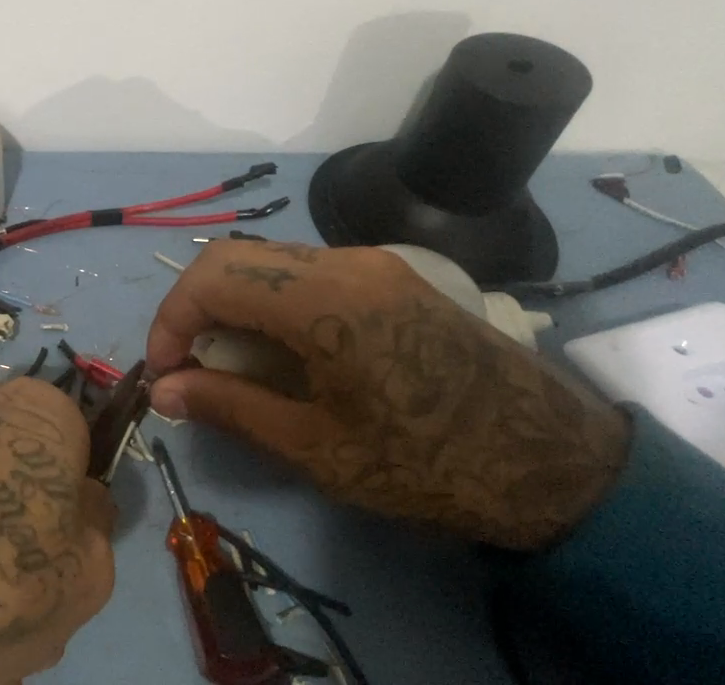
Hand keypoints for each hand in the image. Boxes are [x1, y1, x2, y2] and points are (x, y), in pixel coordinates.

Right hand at [146, 240, 631, 551]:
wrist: (561, 468)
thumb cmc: (429, 464)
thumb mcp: (317, 448)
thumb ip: (229, 407)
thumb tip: (163, 390)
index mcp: (325, 299)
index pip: (211, 279)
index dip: (170, 321)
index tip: (164, 372)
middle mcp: (344, 262)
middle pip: (232, 257)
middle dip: (193, 308)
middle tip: (187, 363)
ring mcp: (371, 264)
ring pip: (266, 260)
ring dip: (229, 303)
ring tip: (227, 361)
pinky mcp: (389, 278)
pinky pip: (302, 271)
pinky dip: (267, 301)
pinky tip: (276, 349)